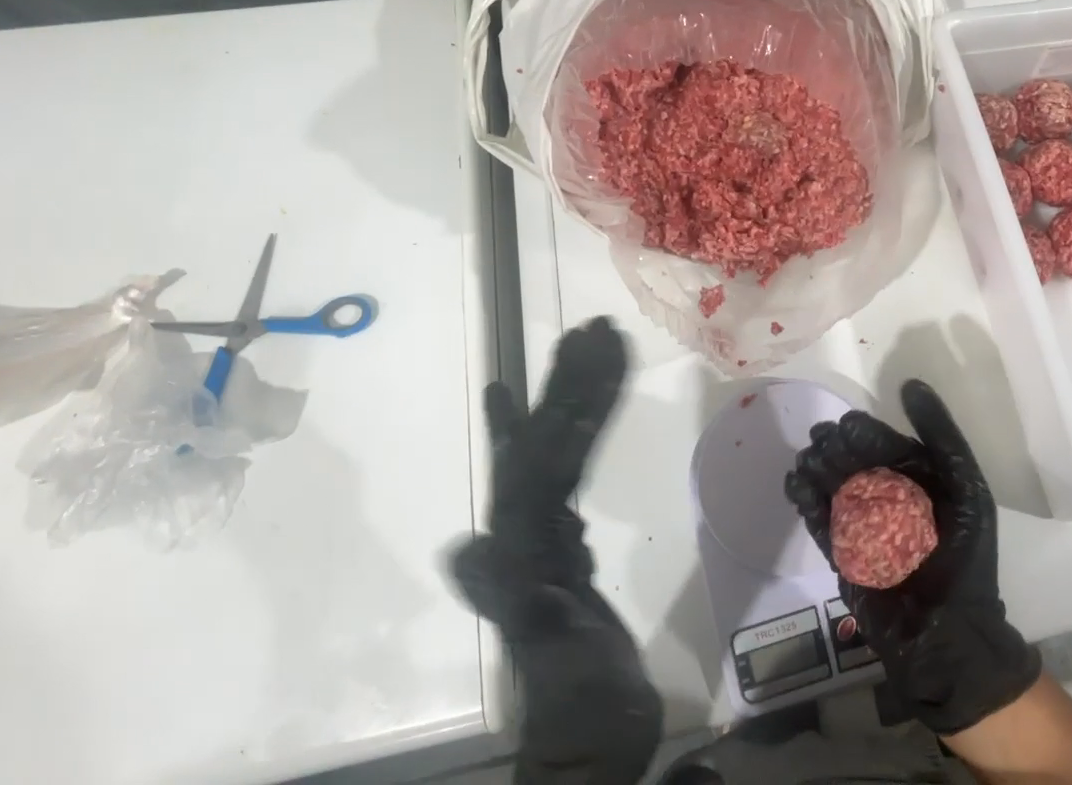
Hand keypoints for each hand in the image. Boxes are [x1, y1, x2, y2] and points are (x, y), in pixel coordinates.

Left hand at [448, 317, 661, 784]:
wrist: (593, 741)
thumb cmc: (581, 705)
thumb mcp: (554, 658)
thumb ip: (518, 604)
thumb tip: (474, 545)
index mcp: (520, 546)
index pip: (540, 458)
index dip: (562, 403)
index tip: (581, 352)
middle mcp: (524, 530)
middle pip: (545, 441)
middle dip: (569, 384)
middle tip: (594, 330)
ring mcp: (544, 538)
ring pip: (561, 453)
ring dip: (580, 401)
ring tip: (598, 350)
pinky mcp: (565, 550)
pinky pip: (573, 478)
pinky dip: (582, 440)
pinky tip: (573, 423)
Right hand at [784, 380, 1040, 734]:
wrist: (946, 630)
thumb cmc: (963, 554)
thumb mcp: (964, 486)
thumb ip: (940, 434)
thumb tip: (910, 383)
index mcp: (918, 475)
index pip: (881, 440)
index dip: (861, 431)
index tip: (847, 429)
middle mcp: (888, 494)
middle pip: (851, 459)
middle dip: (834, 448)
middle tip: (820, 444)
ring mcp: (862, 523)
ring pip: (830, 484)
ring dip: (816, 468)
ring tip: (807, 463)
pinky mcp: (842, 551)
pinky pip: (818, 519)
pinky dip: (804, 500)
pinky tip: (796, 484)